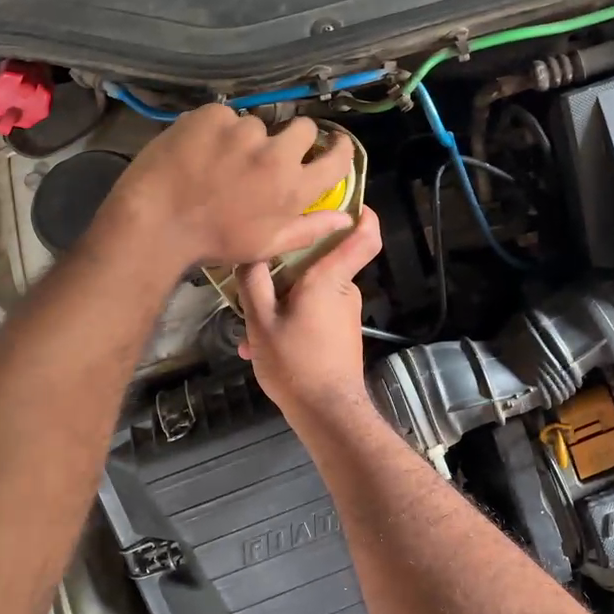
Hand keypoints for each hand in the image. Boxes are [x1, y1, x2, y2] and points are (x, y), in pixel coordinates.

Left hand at [99, 105, 354, 268]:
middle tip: (267, 153)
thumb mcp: (266, 246)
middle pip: (303, 128)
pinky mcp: (213, 115)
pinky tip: (197, 149)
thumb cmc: (213, 242)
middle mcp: (276, 155)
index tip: (332, 144)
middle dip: (291, 138)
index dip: (338, 148)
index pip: (337, 158)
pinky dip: (214, 129)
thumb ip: (310, 228)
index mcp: (293, 188)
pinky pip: (224, 116)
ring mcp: (243, 132)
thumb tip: (347, 217)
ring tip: (219, 159)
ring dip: (245, 138)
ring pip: (257, 124)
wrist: (154, 225)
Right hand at [238, 206, 382, 420]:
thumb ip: (253, 283)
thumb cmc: (296, 363)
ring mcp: (345, 313)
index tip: (344, 201)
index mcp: (329, 278)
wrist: (328, 413)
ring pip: (310, 292)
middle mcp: (343, 290)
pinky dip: (289, 323)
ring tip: (249, 331)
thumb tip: (250, 252)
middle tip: (254, 282)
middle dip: (286, 270)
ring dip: (280, 304)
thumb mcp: (261, 321)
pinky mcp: (341, 333)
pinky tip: (260, 348)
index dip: (361, 213)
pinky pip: (313, 314)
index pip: (364, 235)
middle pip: (320, 262)